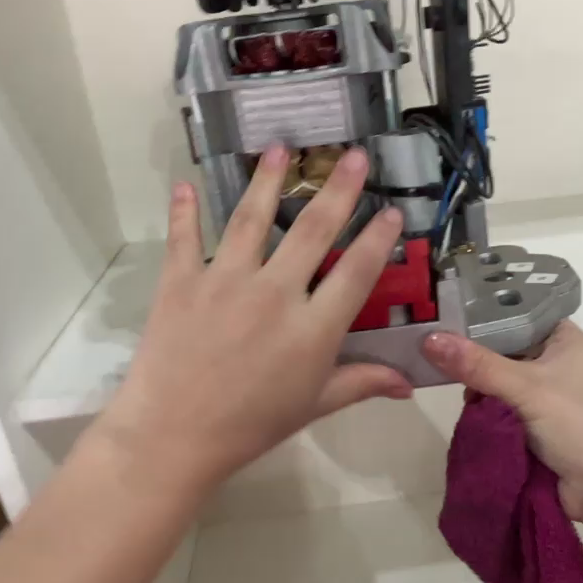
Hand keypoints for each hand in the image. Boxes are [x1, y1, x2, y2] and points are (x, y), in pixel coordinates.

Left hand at [89, 145, 412, 495]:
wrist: (173, 435)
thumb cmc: (251, 426)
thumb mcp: (313, 406)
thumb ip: (361, 383)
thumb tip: (408, 384)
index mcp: (312, 329)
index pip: (355, 273)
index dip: (377, 240)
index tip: (393, 212)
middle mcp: (274, 293)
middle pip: (312, 231)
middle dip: (337, 190)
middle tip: (353, 154)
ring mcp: (225, 282)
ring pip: (251, 219)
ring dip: (268, 181)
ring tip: (281, 147)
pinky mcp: (181, 282)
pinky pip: (184, 238)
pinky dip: (184, 211)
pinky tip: (186, 184)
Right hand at [420, 322, 582, 523]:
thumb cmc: (579, 423)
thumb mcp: (526, 387)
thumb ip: (477, 365)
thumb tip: (427, 340)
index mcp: (563, 338)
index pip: (515, 314)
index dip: (481, 316)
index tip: (441, 317)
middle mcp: (555, 361)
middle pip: (502, 350)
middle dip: (474, 360)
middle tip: (440, 361)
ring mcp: (547, 396)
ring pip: (498, 383)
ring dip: (479, 391)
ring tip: (460, 395)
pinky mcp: (537, 427)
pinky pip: (501, 412)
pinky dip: (486, 414)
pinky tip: (468, 415)